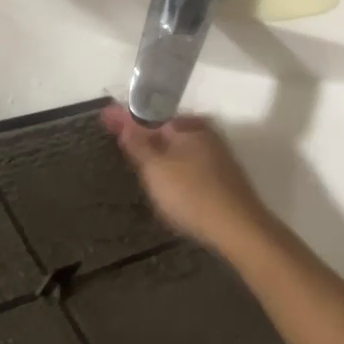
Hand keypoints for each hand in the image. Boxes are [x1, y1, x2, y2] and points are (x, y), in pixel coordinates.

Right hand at [101, 103, 274, 251]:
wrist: (238, 228)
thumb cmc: (191, 194)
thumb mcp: (155, 169)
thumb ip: (137, 144)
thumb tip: (124, 120)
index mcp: (188, 126)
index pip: (149, 114)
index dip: (125, 116)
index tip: (105, 116)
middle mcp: (205, 134)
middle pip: (165, 129)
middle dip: (142, 131)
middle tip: (117, 133)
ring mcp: (216, 155)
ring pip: (177, 147)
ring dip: (156, 148)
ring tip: (135, 153)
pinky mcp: (222, 176)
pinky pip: (187, 162)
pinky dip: (170, 164)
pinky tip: (163, 176)